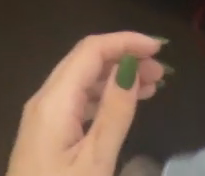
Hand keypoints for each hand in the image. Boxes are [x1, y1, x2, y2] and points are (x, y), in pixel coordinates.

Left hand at [6, 33, 166, 175]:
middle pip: (86, 60)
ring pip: (82, 79)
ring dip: (116, 75)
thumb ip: (114, 113)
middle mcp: (44, 99)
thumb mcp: (95, 163)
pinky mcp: (45, 134)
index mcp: (54, 101)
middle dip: (124, 56)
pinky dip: (104, 95)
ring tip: (152, 86)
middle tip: (162, 71)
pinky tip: (125, 105)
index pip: (91, 50)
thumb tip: (131, 66)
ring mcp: (42, 116)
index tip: (159, 49)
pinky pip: (77, 99)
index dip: (125, 41)